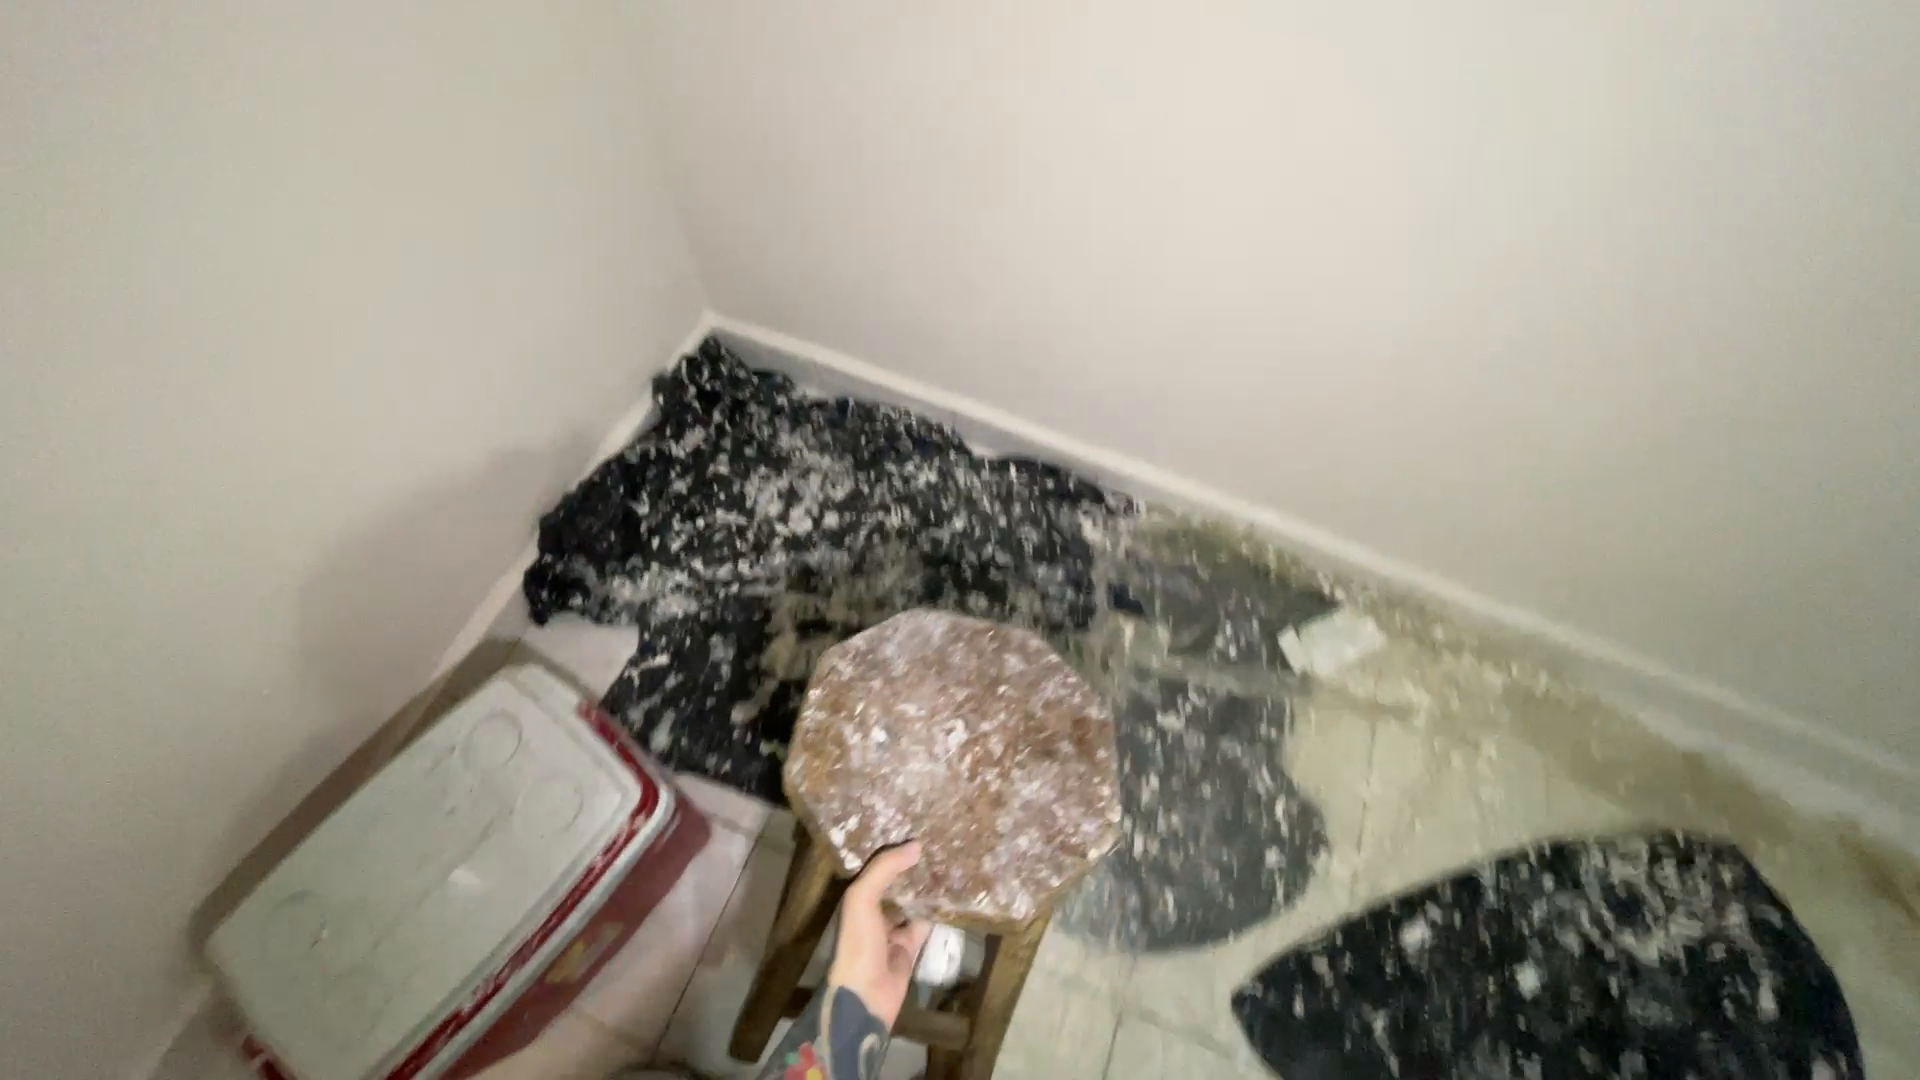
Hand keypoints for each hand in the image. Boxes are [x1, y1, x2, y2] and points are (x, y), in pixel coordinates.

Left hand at [827, 841, 933, 1028]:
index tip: (913, 827)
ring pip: (912, 900)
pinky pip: (925, 922)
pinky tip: (951, 892)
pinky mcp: (911, 946)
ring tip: (947, 860)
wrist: (866, 995)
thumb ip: (885, 868)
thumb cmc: (858, 941)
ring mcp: (893, 928)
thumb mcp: (863, 897)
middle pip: (896, 882)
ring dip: (925, 886)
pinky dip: (936, 910)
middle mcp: (875, 909)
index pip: (876, 866)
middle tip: (936, 842)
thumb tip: (916, 845)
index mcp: (858, 897)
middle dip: (912, 866)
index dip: (892, 849)